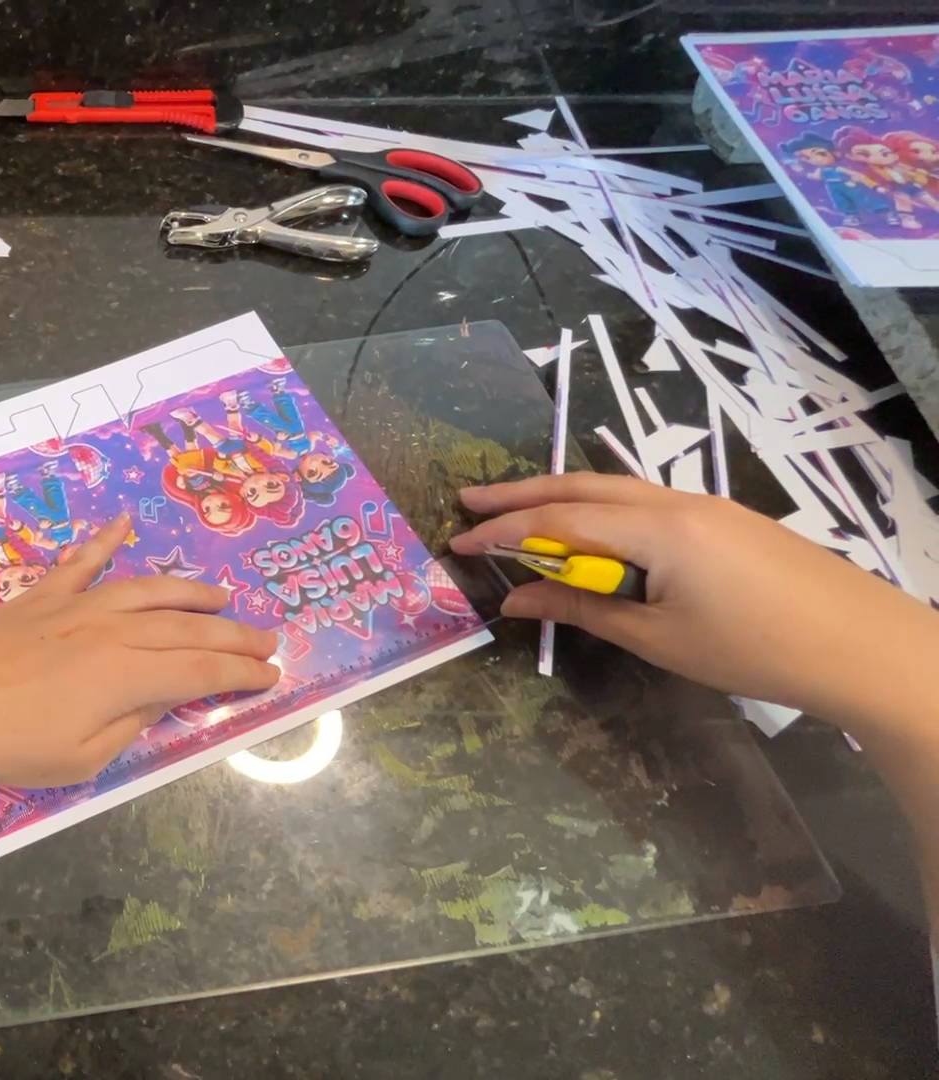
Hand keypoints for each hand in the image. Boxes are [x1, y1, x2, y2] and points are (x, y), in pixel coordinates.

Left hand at [0, 514, 278, 790]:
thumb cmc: (7, 747)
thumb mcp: (82, 758)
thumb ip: (131, 724)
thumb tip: (161, 698)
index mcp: (125, 675)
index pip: (200, 672)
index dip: (240, 674)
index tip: (272, 674)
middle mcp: (109, 630)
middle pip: (185, 628)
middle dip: (232, 635)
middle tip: (267, 639)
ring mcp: (73, 606)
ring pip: (146, 590)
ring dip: (188, 591)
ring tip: (218, 597)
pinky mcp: (39, 597)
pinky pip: (79, 563)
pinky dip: (103, 541)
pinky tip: (123, 523)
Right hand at [449, 473, 938, 728]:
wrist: (880, 653)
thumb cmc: (758, 650)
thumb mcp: (655, 637)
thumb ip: (578, 609)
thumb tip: (513, 601)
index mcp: (659, 531)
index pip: (558, 520)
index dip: (502, 531)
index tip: (457, 542)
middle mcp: (678, 504)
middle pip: (580, 487)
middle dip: (518, 493)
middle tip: (468, 499)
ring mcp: (706, 507)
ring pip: (612, 488)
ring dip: (556, 495)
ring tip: (510, 506)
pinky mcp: (724, 520)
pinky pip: (640, 501)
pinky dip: (595, 507)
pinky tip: (582, 524)